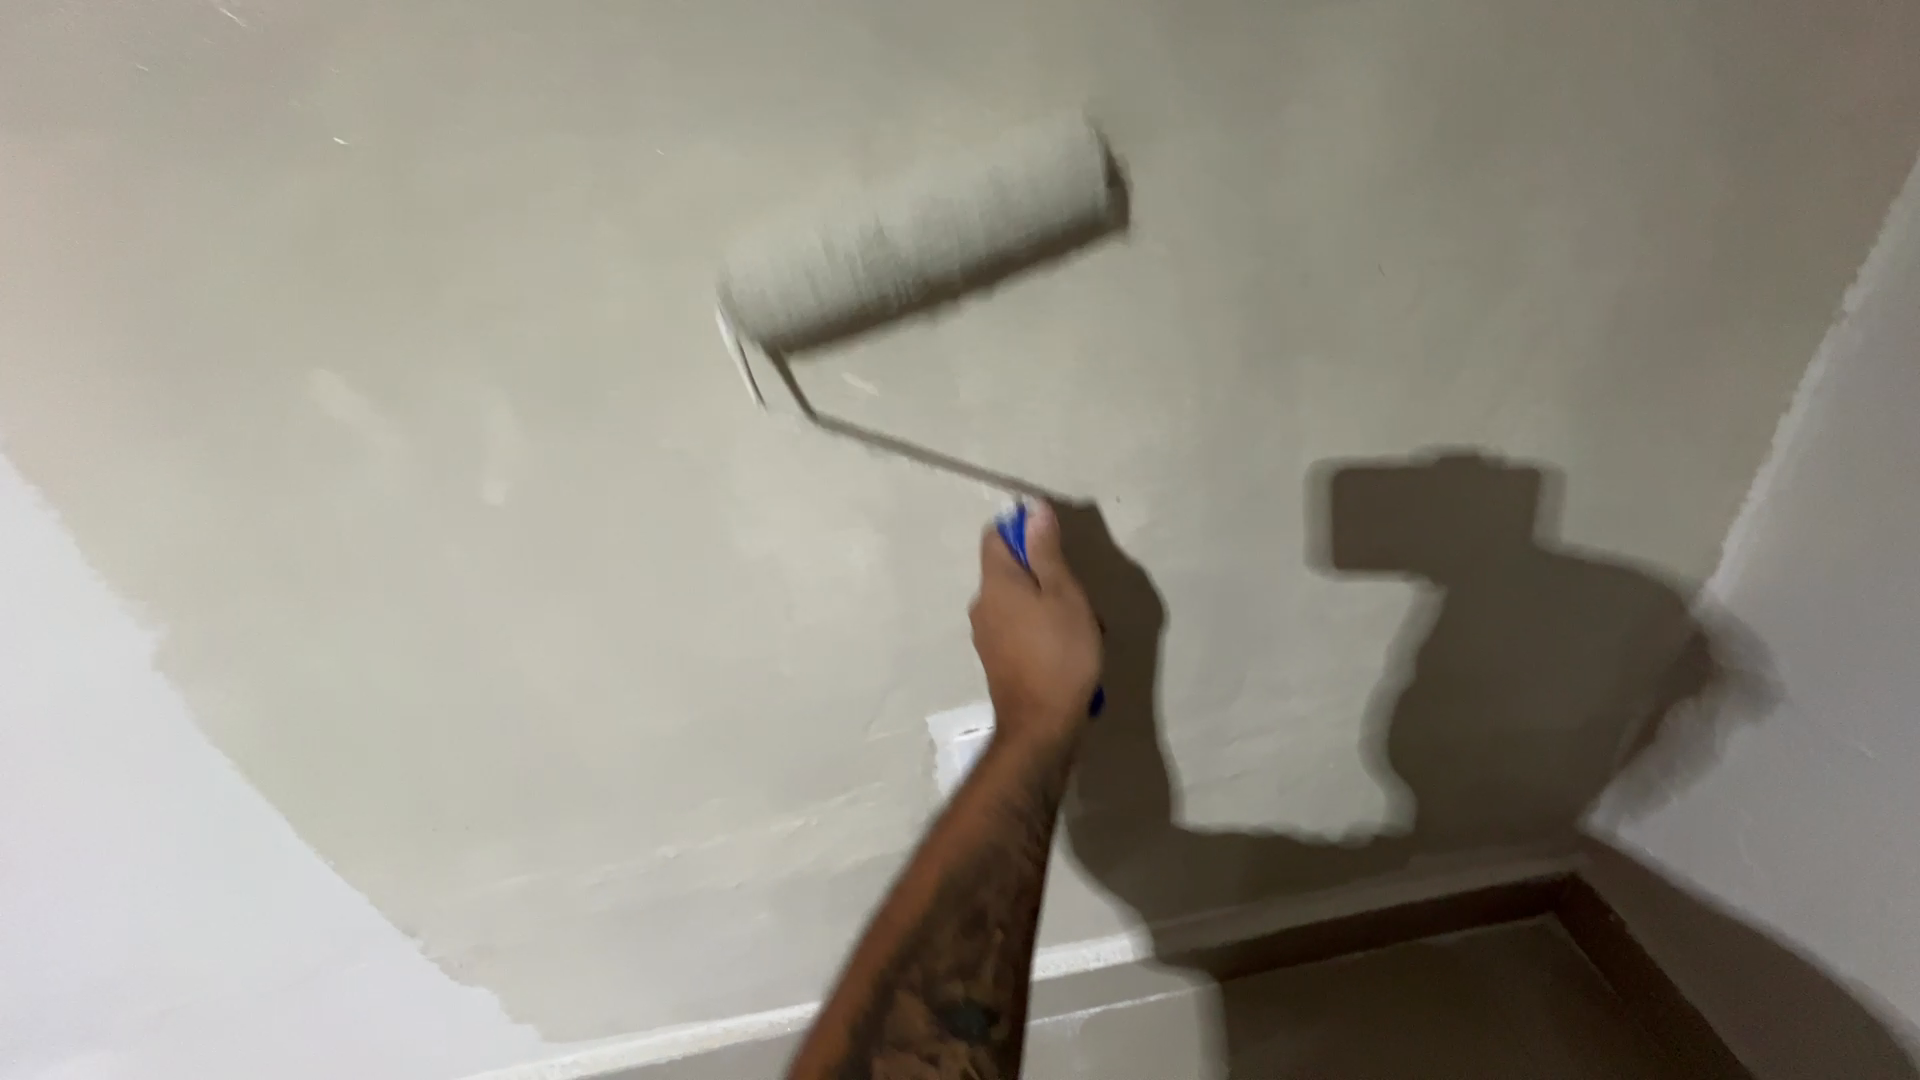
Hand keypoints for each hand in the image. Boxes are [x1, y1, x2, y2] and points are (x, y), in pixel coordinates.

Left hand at [969, 502, 1102, 744]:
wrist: (1041, 725)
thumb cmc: (1060, 654)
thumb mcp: (1065, 594)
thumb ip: (1047, 551)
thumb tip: (1033, 509)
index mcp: (995, 582)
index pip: (996, 536)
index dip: (1022, 529)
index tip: (1055, 544)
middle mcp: (982, 604)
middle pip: (1009, 569)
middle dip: (1045, 574)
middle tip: (1078, 596)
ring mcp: (985, 634)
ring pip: (1017, 601)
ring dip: (1047, 605)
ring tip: (1081, 628)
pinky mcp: (995, 659)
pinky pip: (1017, 627)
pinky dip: (1040, 629)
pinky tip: (1067, 650)